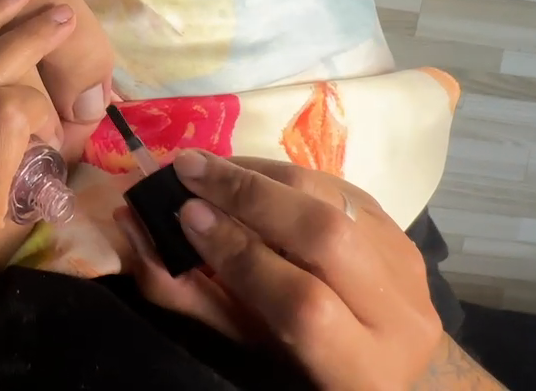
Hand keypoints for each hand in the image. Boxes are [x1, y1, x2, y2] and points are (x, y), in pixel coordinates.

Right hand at [118, 151, 443, 390]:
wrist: (395, 362)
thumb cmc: (300, 360)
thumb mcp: (243, 342)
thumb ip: (187, 292)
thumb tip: (130, 226)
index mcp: (359, 368)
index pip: (300, 303)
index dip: (237, 252)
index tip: (183, 214)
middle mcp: (397, 313)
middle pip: (324, 235)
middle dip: (246, 193)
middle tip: (187, 168)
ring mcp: (405, 262)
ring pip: (327, 197)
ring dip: (256, 172)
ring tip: (207, 166)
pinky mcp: (397, 223)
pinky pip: (329, 183)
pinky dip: (277, 171)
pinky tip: (243, 171)